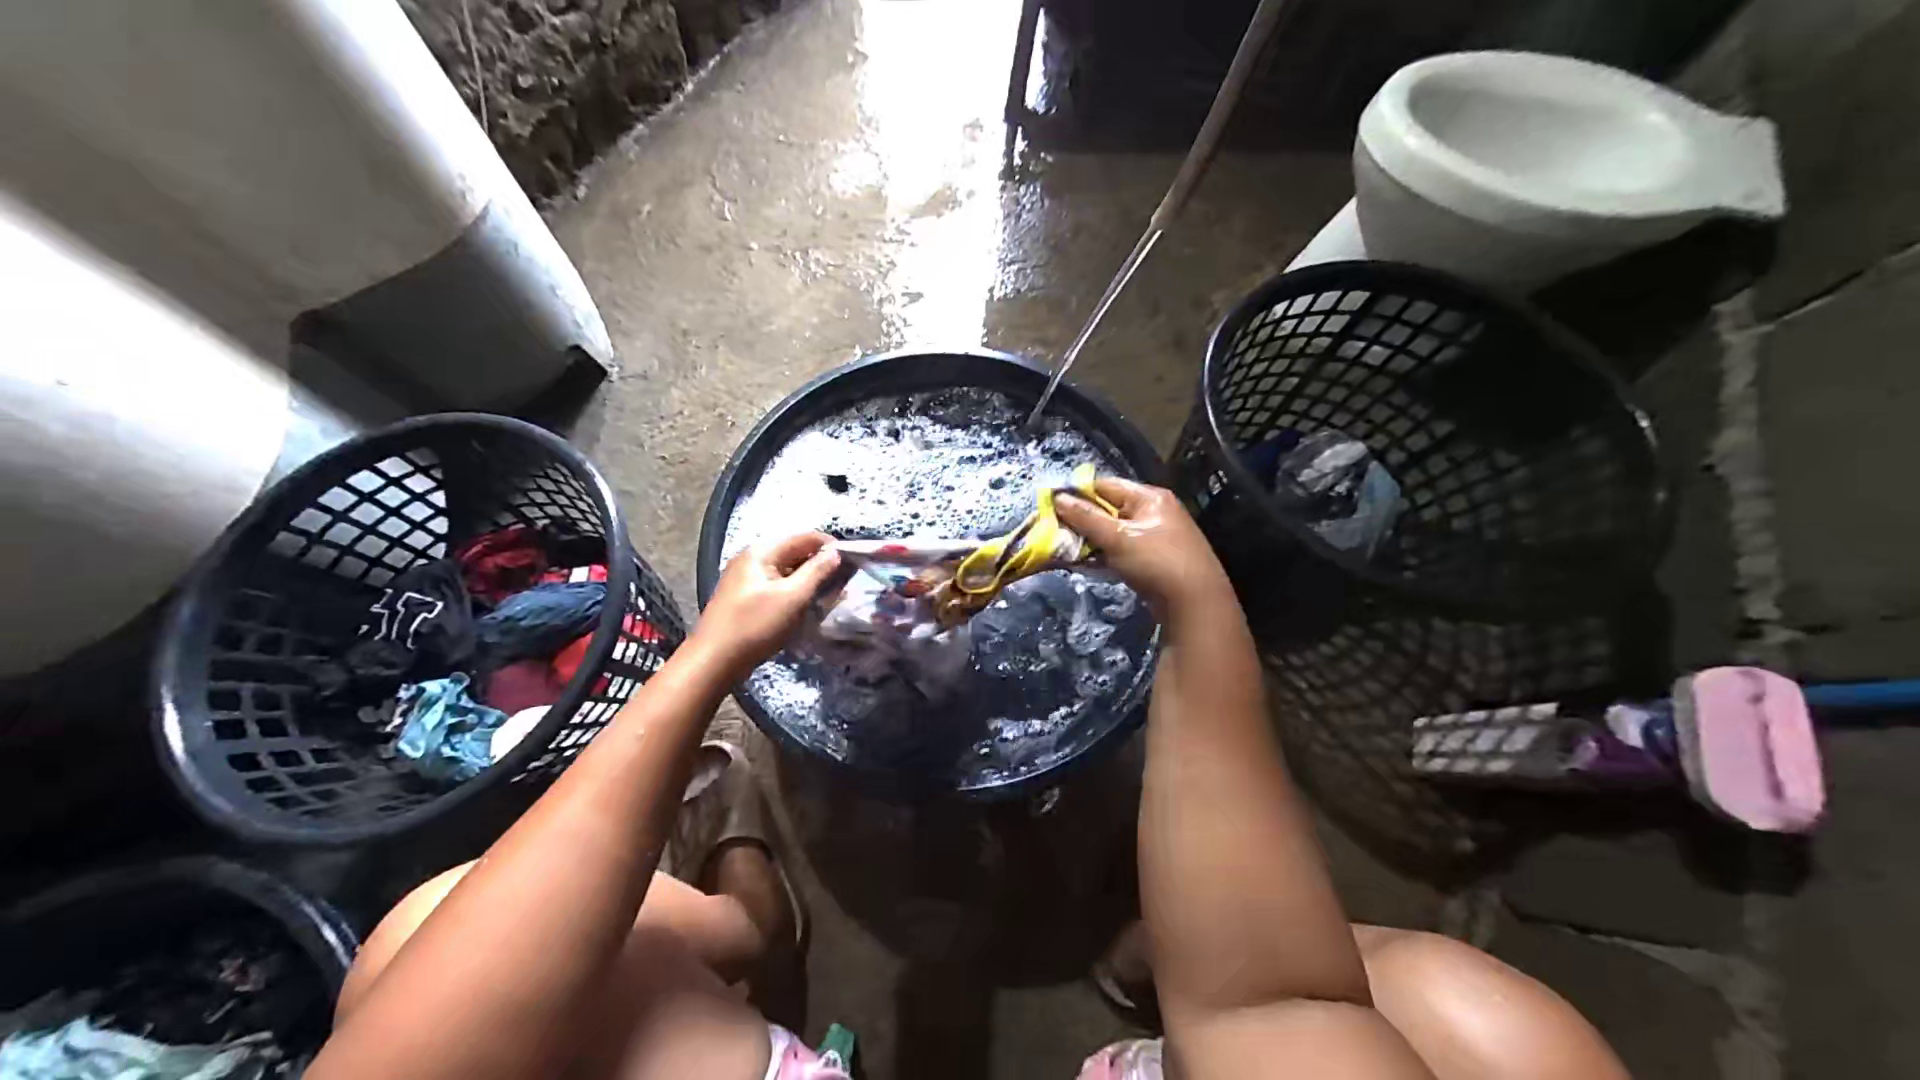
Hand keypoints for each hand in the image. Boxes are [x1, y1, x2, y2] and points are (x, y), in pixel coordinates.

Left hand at [689, 532, 840, 677]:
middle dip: (820, 565)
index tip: (852, 564)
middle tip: (842, 584)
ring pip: (787, 571)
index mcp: (762, 551)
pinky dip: (794, 592)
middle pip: (795, 552)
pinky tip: (805, 607)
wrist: (713, 662)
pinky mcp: (746, 598)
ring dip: (809, 581)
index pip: (805, 537)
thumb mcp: (792, 597)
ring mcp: (747, 579)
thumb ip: (817, 571)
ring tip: (828, 597)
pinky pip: (778, 586)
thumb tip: (836, 552)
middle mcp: (752, 558)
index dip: (830, 547)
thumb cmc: (755, 626)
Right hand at [1055, 477, 1236, 624]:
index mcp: (1150, 497)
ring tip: (1068, 551)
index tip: (1052, 507)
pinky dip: (1105, 556)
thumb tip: (1057, 498)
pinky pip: (1123, 550)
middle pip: (1109, 509)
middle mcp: (1155, 511)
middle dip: (1083, 521)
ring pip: (1114, 532)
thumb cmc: (1156, 562)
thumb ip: (1086, 518)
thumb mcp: (1117, 538)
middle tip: (1057, 533)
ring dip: (1092, 541)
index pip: (1105, 485)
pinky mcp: (1155, 560)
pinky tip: (1088, 565)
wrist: (1196, 604)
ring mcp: (1157, 536)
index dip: (1078, 494)